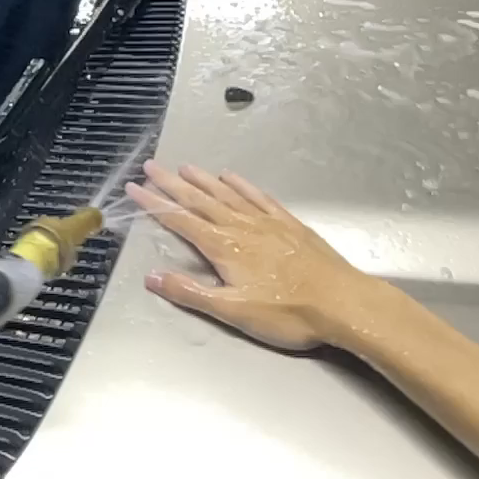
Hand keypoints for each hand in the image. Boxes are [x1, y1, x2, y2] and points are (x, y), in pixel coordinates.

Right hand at [128, 161, 383, 350]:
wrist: (344, 303)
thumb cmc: (287, 313)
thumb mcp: (233, 311)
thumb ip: (190, 293)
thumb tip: (151, 276)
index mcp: (222, 246)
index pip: (179, 220)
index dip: (154, 203)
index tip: (134, 187)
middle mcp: (239, 226)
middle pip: (198, 200)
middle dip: (171, 183)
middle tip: (151, 166)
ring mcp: (264, 221)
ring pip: (226, 193)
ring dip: (202, 179)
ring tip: (184, 166)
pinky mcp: (287, 223)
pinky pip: (257, 197)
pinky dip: (241, 185)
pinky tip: (233, 177)